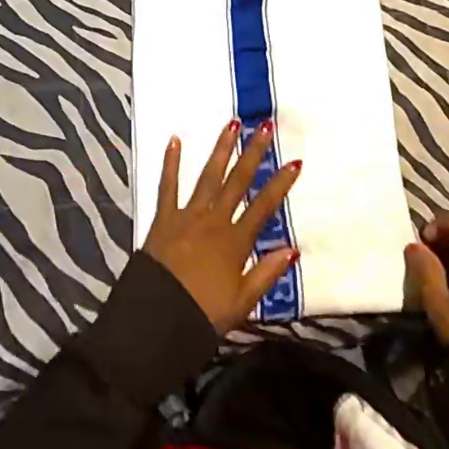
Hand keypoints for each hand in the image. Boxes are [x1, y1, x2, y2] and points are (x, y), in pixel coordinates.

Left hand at [142, 120, 301, 333]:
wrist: (153, 324)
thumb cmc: (201, 316)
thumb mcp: (241, 302)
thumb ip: (266, 273)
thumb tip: (293, 249)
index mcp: (235, 243)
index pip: (263, 207)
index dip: (280, 184)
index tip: (295, 161)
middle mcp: (213, 222)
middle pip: (238, 182)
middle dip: (253, 154)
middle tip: (264, 126)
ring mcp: (186, 217)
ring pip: (208, 177)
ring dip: (221, 150)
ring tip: (231, 124)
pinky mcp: (162, 220)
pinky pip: (167, 187)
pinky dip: (171, 163)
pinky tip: (175, 140)